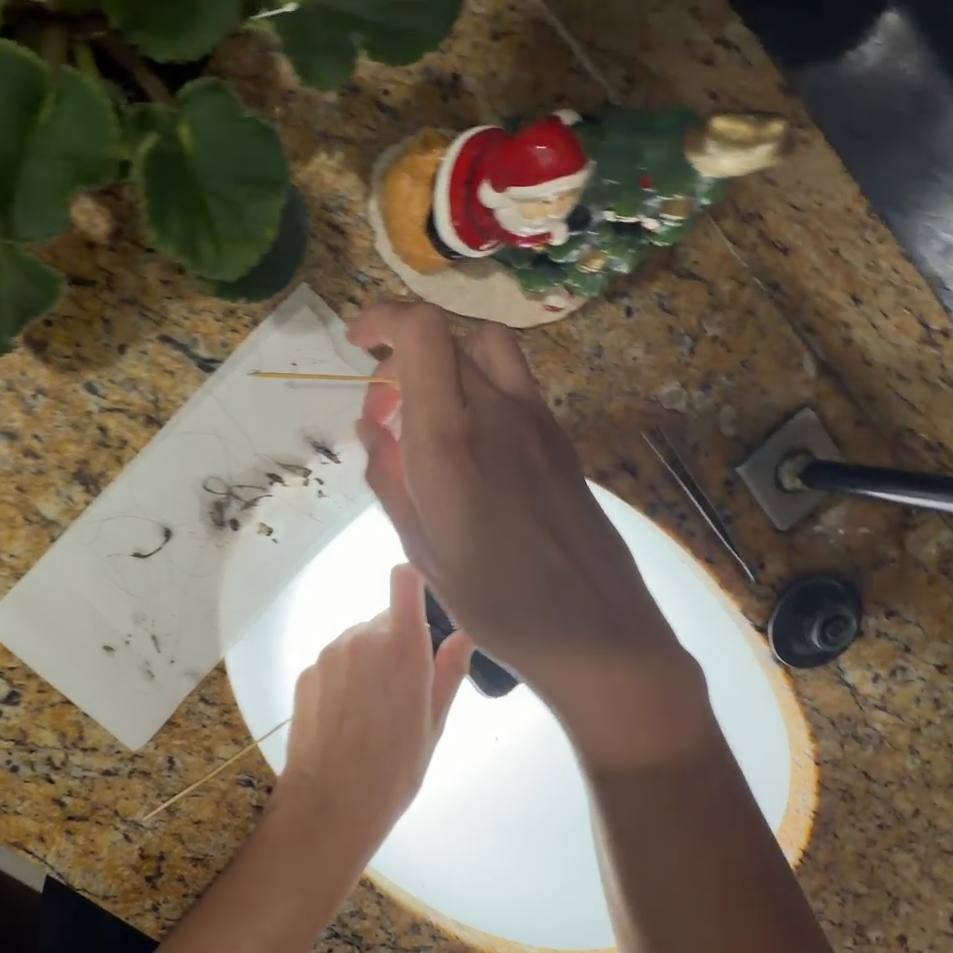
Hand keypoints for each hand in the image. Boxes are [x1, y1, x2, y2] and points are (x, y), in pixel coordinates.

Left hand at [273, 564, 474, 846]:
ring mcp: (328, 654)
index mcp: (400, 645)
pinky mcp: (306, 673)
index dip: (414, 581)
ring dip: (369, 661)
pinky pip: (334, 662)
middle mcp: (360, 639)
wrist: (331, 802)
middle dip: (396, 641)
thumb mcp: (434, 723)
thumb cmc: (395, 768)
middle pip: (383, 619)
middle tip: (405, 687)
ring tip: (375, 710)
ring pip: (357, 642)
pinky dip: (344, 678)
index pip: (404, 579)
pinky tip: (348, 717)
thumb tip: (464, 635)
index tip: (424, 601)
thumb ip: (448, 671)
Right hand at [347, 301, 697, 707]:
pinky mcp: (561, 439)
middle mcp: (498, 412)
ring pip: (488, 349)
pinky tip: (471, 445)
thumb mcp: (421, 548)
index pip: (421, 332)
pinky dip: (480, 387)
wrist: (595, 632)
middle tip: (384, 413)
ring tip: (429, 415)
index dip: (382, 320)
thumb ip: (389, 477)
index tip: (357, 342)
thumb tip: (370, 427)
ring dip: (449, 362)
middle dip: (403, 357)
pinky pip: (515, 383)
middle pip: (448, 337)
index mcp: (451, 440)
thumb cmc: (495, 602)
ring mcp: (538, 421)